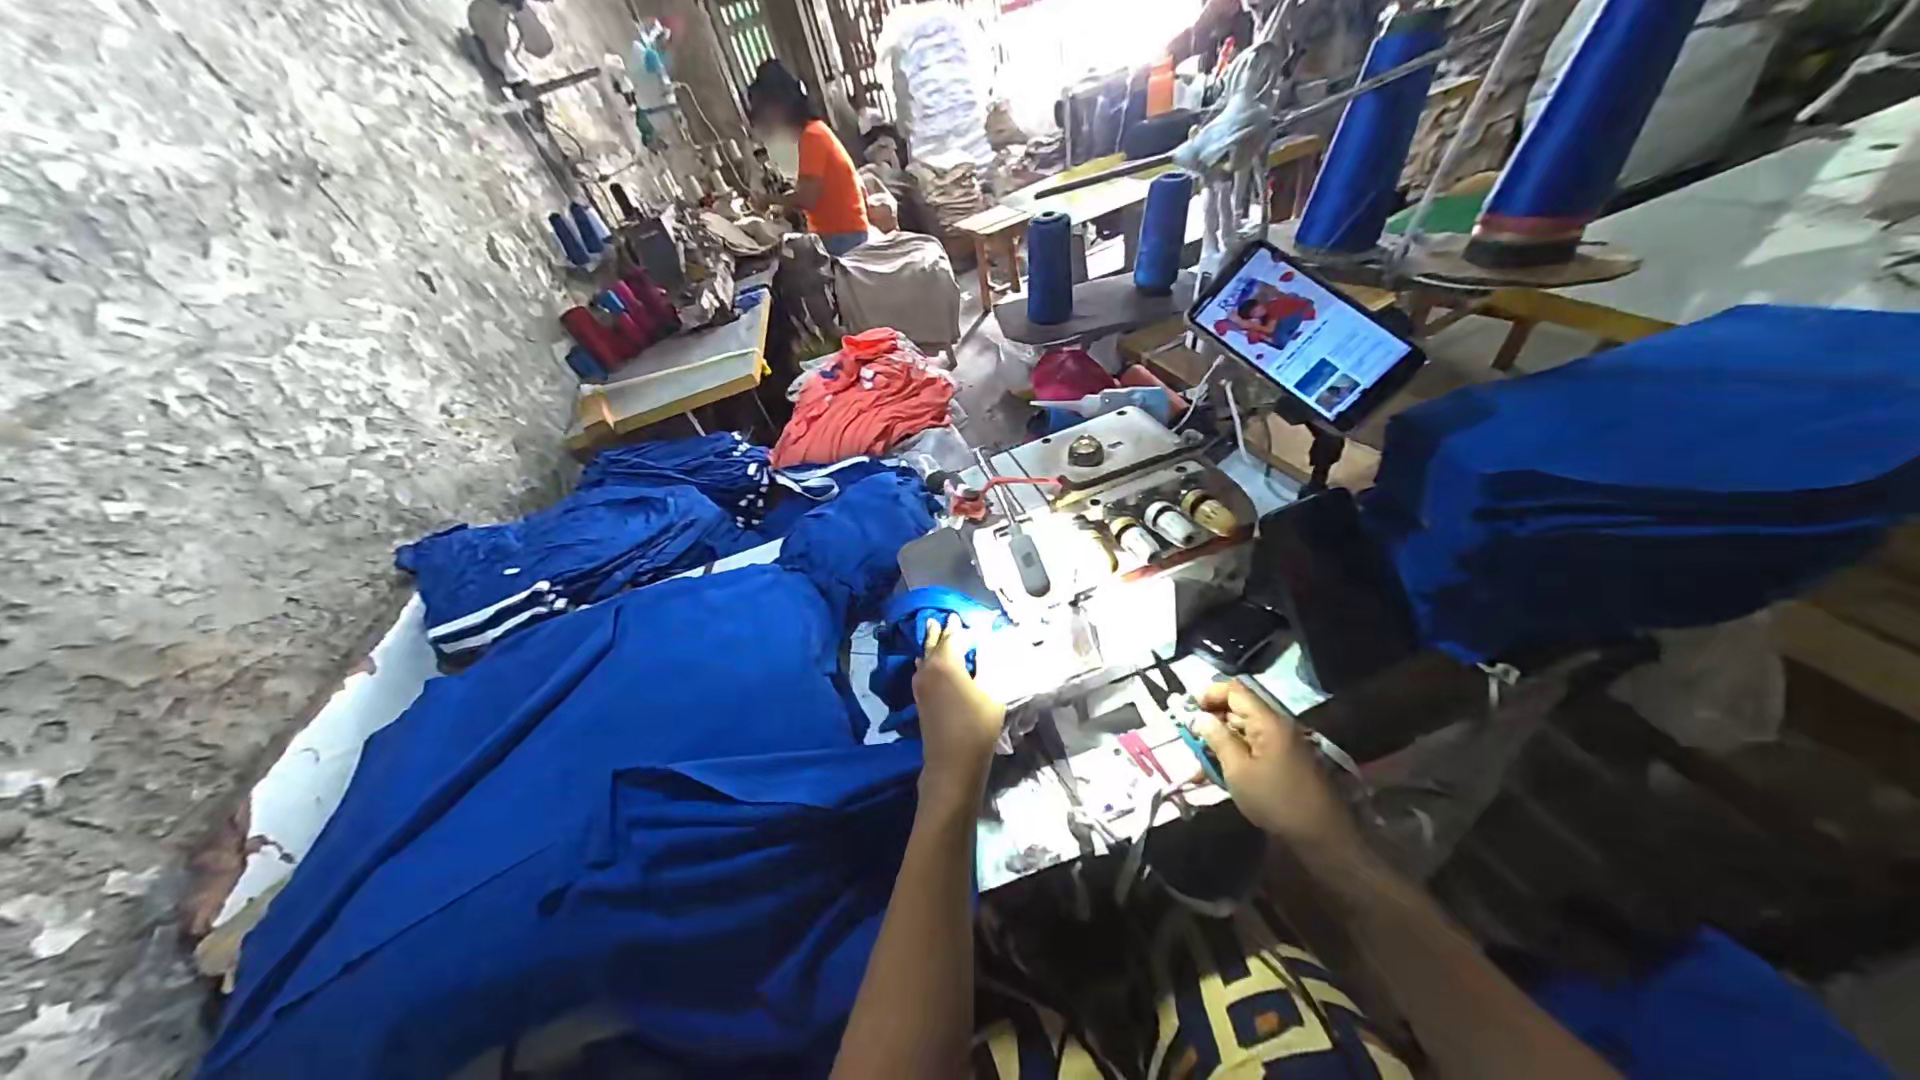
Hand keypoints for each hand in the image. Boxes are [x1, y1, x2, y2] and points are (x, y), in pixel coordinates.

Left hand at [912, 616, 1004, 809]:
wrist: (952, 762)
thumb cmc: (976, 727)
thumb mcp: (992, 693)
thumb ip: (988, 666)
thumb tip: (985, 646)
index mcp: (946, 663)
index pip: (954, 637)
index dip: (961, 627)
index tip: (966, 617)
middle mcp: (928, 669)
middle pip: (934, 643)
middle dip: (941, 631)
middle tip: (945, 617)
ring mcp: (920, 684)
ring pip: (925, 656)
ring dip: (932, 644)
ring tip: (935, 631)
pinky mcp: (920, 698)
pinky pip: (922, 669)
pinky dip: (928, 660)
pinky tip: (928, 660)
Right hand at [1194, 679, 1359, 854]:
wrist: (1322, 836)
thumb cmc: (1276, 800)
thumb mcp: (1238, 770)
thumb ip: (1217, 739)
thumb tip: (1199, 717)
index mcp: (1268, 721)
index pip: (1235, 690)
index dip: (1209, 694)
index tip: (1188, 710)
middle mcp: (1278, 725)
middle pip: (1239, 709)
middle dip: (1211, 719)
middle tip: (1191, 738)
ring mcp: (1284, 743)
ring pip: (1244, 730)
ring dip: (1221, 740)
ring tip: (1201, 762)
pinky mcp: (1286, 761)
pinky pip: (1255, 747)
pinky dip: (1235, 754)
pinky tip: (1219, 774)